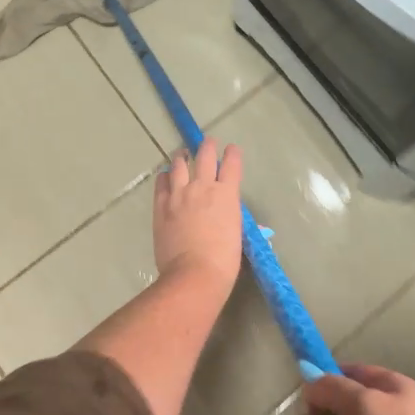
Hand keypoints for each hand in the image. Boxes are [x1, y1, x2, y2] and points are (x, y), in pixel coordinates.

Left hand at [152, 138, 244, 291]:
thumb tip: (253, 226)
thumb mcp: (238, 238)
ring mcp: (179, 194)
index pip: (232, 164)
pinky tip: (165, 176)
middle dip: (208, 145)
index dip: (233, 154)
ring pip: (179, 165)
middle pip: (205, 156)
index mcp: (227, 194)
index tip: (232, 149)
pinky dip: (164, 176)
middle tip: (208, 141)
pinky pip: (161, 183)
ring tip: (182, 154)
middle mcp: (203, 187)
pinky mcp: (161, 206)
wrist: (194, 273)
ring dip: (182, 157)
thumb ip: (239, 223)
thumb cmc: (224, 261)